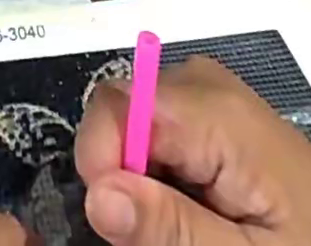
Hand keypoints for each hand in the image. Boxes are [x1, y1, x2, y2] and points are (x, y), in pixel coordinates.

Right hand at [75, 57, 310, 245]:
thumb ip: (172, 228)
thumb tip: (96, 196)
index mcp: (214, 111)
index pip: (116, 105)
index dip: (100, 159)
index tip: (115, 223)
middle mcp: (199, 79)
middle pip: (120, 112)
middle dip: (121, 174)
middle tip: (159, 235)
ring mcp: (203, 86)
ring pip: (132, 122)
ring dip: (140, 177)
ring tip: (186, 225)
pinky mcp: (206, 101)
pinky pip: (154, 126)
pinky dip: (158, 169)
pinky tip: (194, 204)